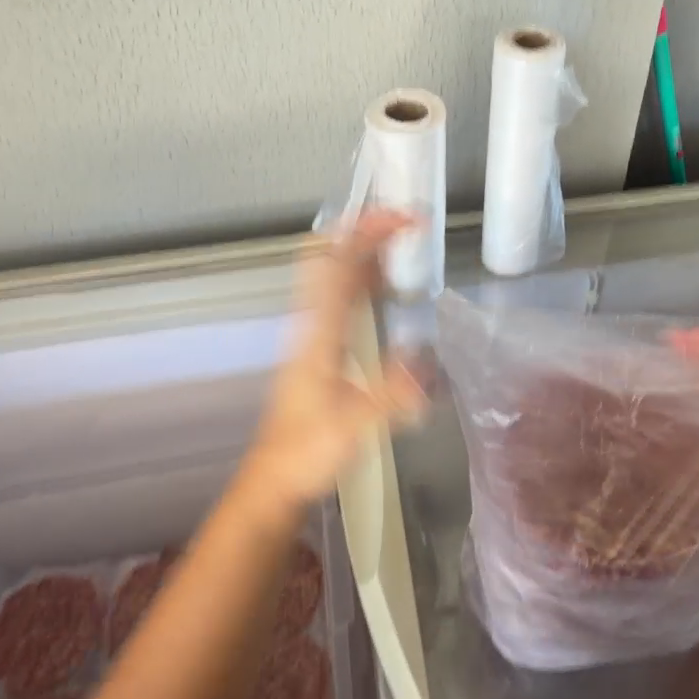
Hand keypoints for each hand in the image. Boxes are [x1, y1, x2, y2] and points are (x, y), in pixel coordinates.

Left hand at [241, 210, 427, 514]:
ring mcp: (311, 333)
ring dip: (365, 250)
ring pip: (334, 274)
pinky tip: (382, 286)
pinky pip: (338, 296)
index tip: (404, 219)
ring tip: (402, 243)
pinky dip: (361, 276)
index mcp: (318, 334)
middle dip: (368, 230)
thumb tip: (423, 359)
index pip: (338, 266)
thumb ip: (389, 396)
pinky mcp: (317, 346)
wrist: (274, 479)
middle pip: (332, 258)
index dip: (368, 233)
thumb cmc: (306, 454)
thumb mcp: (353, 428)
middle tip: (407, 222)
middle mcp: (311, 324)